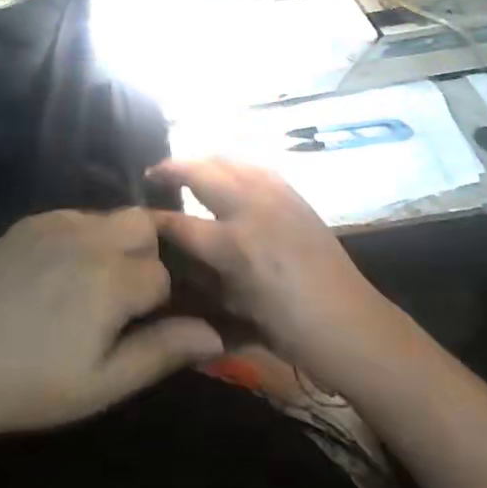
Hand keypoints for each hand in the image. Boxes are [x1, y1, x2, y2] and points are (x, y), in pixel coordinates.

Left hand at [0, 208, 224, 448]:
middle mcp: (90, 237)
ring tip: (94, 285)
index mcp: (113, 279)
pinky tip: (61, 273)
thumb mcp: (101, 384)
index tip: (142, 326)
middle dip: (148, 255)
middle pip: (144, 225)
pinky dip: (84, 237)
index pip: (164, 275)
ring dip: (118, 243)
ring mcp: (55, 223)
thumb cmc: (29, 384)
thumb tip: (214, 333)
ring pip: (111, 217)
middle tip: (126, 298)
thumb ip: (161, 352)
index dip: (159, 302)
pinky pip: (75, 217)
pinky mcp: (28, 223)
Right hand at [147, 158, 393, 374]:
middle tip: (153, 175)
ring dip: (203, 160)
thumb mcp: (234, 308)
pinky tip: (227, 175)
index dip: (151, 219)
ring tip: (186, 169)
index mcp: (234, 245)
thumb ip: (201, 276)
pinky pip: (255, 167)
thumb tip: (176, 257)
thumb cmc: (288, 329)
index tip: (135, 216)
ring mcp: (276, 196)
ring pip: (230, 159)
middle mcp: (252, 209)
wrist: (351, 325)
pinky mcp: (295, 195)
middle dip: (171, 169)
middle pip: (201, 170)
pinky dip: (233, 165)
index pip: (178, 223)